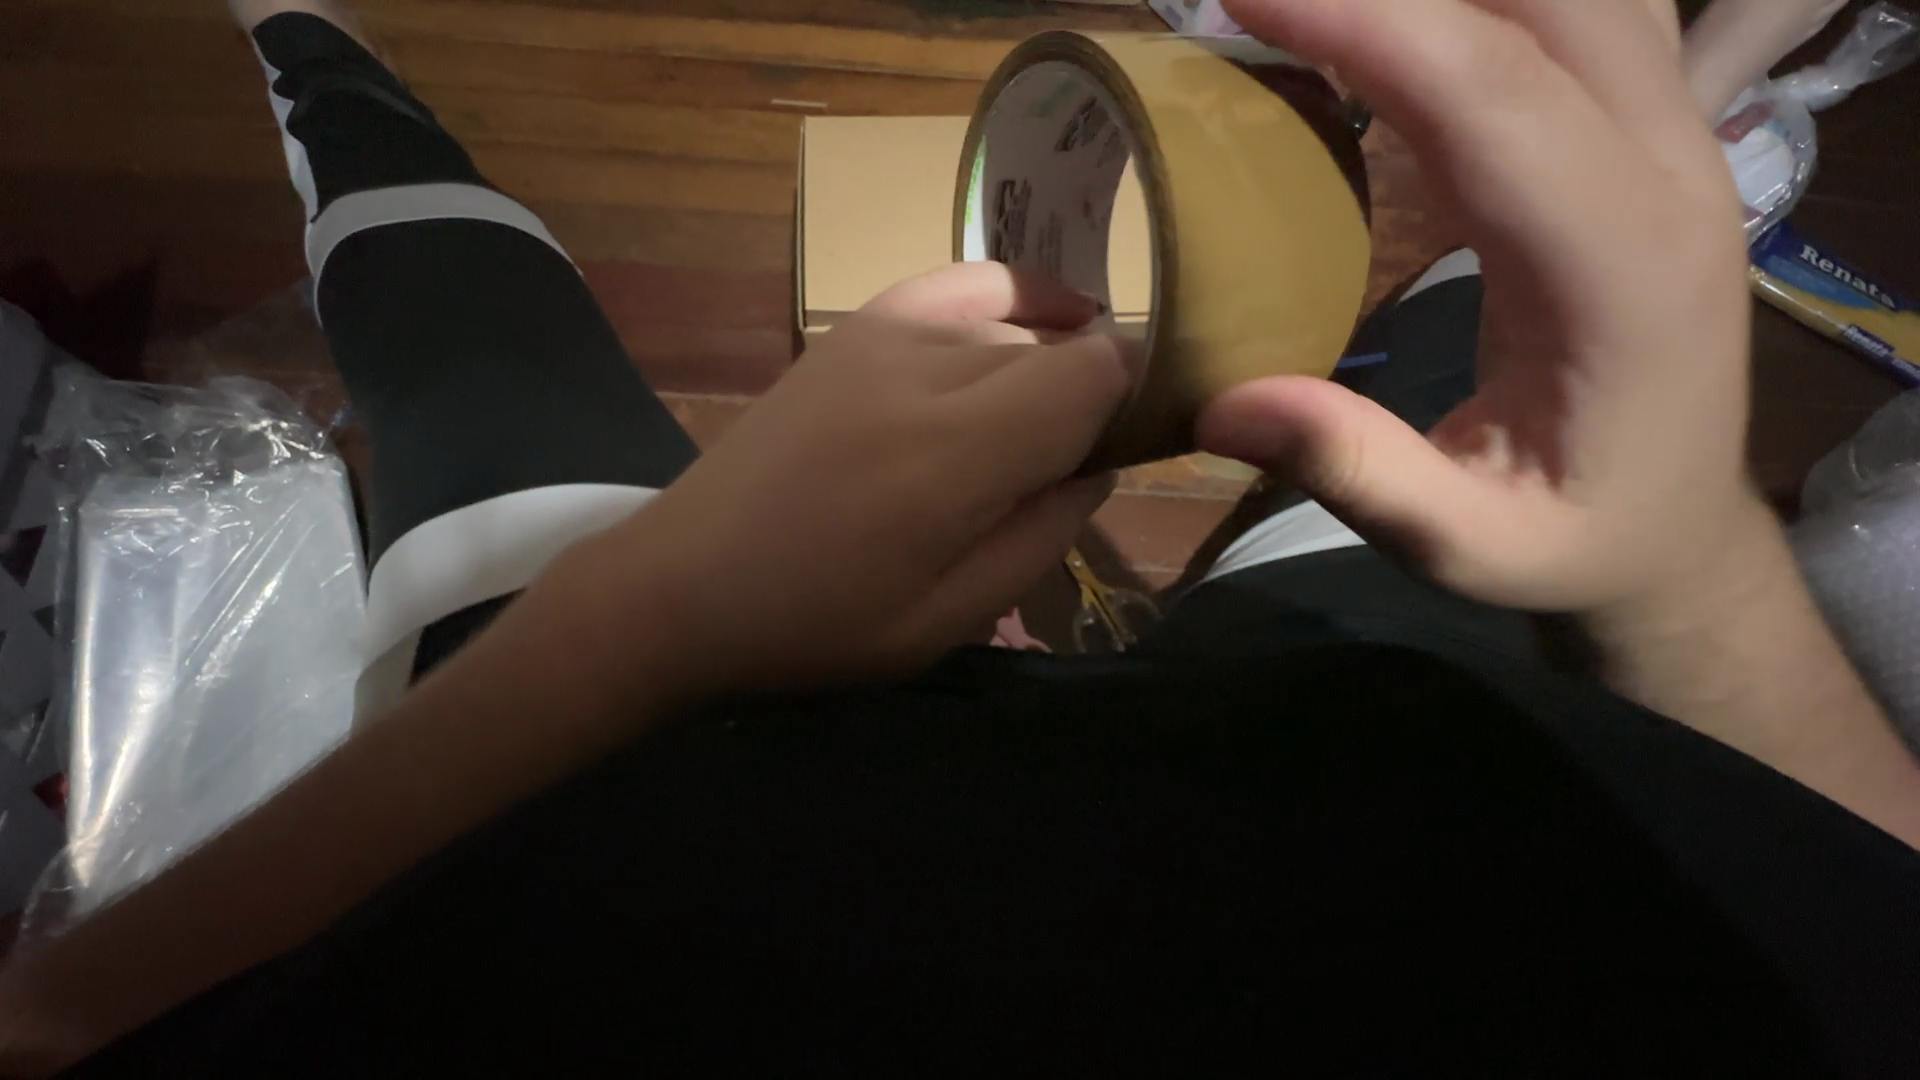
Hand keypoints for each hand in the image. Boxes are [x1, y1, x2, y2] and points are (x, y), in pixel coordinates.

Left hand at [539, 261, 1126, 700]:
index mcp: (955, 451)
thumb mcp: (950, 617)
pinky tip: (1031, 323)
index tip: (1122, 454)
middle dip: (1089, 397)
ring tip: (1030, 427)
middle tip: (1064, 467)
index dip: (1132, 405)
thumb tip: (1100, 466)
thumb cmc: (820, 622)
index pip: (1097, 373)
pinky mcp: (853, 325)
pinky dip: (1012, 299)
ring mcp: (884, 332)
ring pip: (1018, 324)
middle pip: (1062, 347)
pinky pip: (962, 285)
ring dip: (1047, 367)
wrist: (685, 583)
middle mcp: (928, 366)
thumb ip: (1044, 536)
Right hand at [1202, 0, 1757, 618]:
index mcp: (1620, 274)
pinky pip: (1563, 37)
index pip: (1495, 97)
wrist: (1670, 535)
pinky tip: (1382, 35)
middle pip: (1551, 2)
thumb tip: (1220, 408)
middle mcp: (1669, 180)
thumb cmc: (1567, 541)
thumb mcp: (1455, 539)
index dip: (1371, 25)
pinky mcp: (1635, 159)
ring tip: (1310, 4)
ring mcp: (1668, 154)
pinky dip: (1470, 15)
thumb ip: (1352, 470)